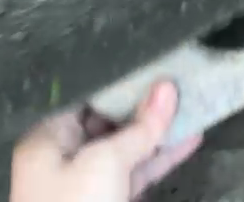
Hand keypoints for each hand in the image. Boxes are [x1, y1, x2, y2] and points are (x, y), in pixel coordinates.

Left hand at [9, 80, 201, 201]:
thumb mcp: (107, 162)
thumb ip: (140, 126)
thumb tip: (168, 87)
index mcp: (48, 138)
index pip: (88, 94)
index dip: (122, 77)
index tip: (156, 59)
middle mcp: (63, 156)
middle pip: (109, 119)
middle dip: (144, 103)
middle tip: (181, 76)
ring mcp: (85, 184)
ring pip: (126, 147)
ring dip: (158, 130)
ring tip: (195, 102)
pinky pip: (135, 172)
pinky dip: (159, 158)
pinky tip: (190, 139)